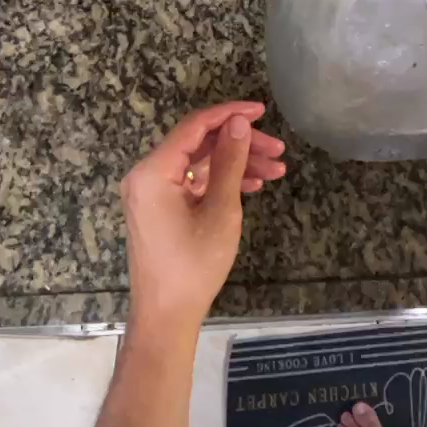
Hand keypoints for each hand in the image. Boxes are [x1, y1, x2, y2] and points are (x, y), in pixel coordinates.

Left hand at [121, 102, 287, 332]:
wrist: (167, 316)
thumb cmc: (194, 264)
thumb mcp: (220, 209)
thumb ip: (230, 161)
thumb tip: (239, 123)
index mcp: (153, 171)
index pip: (195, 126)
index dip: (230, 114)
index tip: (261, 111)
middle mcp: (147, 175)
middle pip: (200, 143)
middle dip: (241, 144)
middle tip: (278, 149)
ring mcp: (152, 192)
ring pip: (201, 162)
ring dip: (238, 163)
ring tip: (277, 170)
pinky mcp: (161, 207)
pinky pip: (193, 181)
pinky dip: (222, 180)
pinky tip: (254, 185)